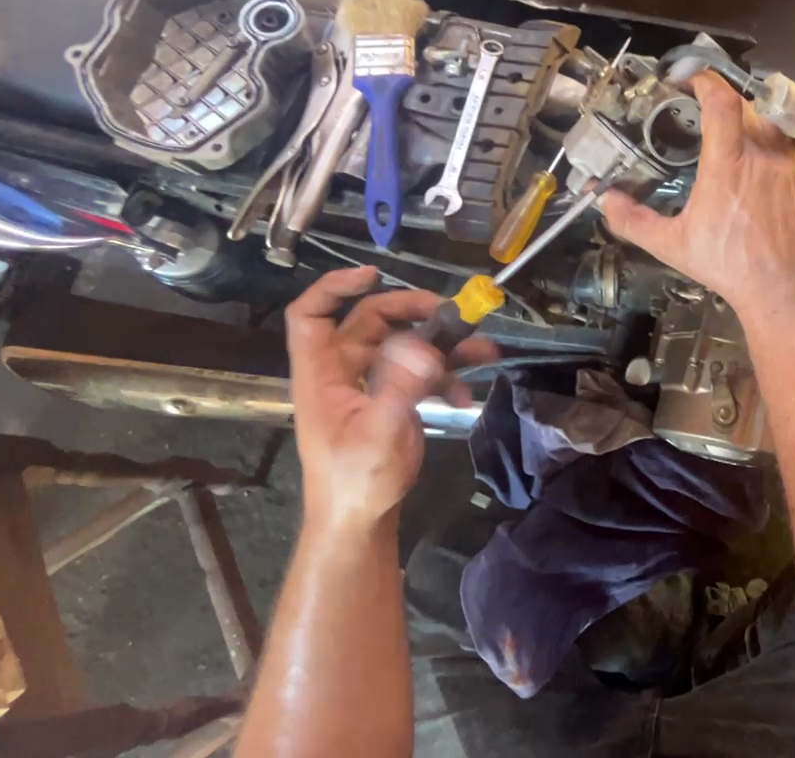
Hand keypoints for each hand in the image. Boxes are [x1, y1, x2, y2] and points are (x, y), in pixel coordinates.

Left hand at [284, 266, 495, 533]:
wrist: (361, 521)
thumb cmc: (356, 479)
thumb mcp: (380, 432)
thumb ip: (401, 385)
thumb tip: (425, 343)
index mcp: (322, 374)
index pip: (311, 316)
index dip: (334, 288)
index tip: (373, 274)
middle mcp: (344, 372)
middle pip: (372, 321)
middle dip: (414, 311)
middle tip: (453, 312)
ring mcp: (371, 386)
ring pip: (406, 345)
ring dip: (444, 344)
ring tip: (483, 348)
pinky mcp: (394, 400)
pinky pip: (423, 373)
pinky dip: (448, 377)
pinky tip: (466, 394)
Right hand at [601, 72, 794, 325]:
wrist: (779, 288)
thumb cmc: (726, 265)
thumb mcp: (671, 245)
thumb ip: (633, 221)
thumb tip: (604, 200)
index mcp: (726, 166)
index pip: (721, 102)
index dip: (706, 81)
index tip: (694, 81)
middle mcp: (762, 156)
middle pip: (747, 104)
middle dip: (728, 99)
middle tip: (714, 107)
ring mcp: (793, 162)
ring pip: (776, 114)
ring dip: (758, 107)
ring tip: (744, 116)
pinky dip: (793, 118)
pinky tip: (781, 122)